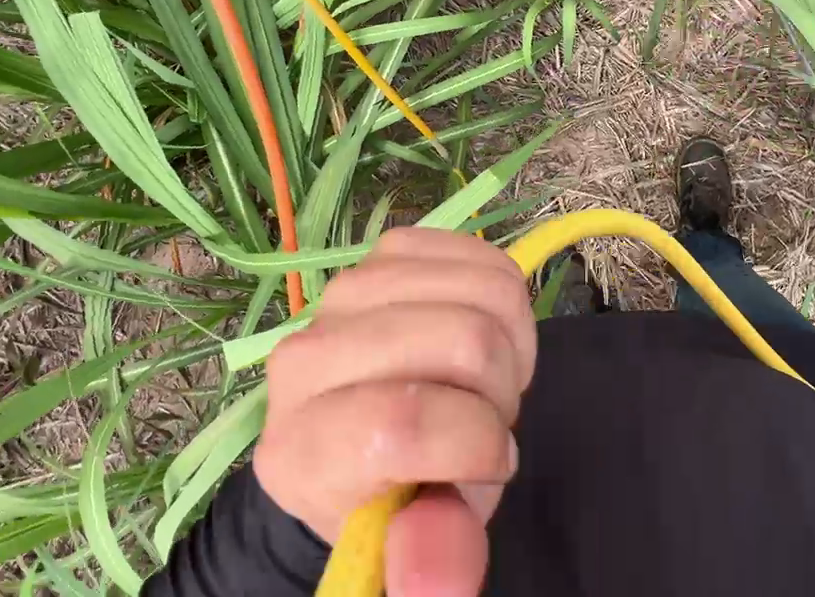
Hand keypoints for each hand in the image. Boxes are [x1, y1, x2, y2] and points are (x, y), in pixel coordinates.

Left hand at [253, 228, 535, 596]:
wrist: (371, 423)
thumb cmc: (399, 485)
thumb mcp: (421, 536)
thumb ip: (431, 558)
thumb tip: (439, 579)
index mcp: (303, 448)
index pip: (399, 422)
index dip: (473, 441)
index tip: (487, 463)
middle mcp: (309, 357)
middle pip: (463, 339)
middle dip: (502, 389)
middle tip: (487, 416)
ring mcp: (348, 290)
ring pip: (484, 290)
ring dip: (511, 341)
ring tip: (485, 377)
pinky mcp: (387, 250)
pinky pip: (481, 254)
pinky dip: (506, 297)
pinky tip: (482, 327)